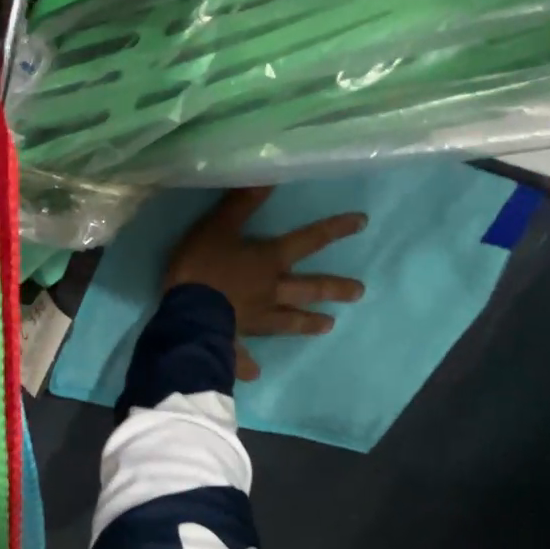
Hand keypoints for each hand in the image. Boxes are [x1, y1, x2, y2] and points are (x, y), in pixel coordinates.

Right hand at [163, 185, 367, 381]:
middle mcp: (271, 291)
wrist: (187, 312)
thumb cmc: (202, 266)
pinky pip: (244, 355)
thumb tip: (269, 174)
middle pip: (308, 288)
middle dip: (334, 289)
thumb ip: (240, 204)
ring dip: (306, 323)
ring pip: (287, 321)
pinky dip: (249, 365)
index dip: (334, 230)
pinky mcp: (234, 340)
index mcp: (269, 261)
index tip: (362, 224)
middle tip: (358, 292)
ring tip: (327, 326)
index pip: (308, 241)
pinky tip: (256, 374)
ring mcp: (255, 319)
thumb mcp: (217, 227)